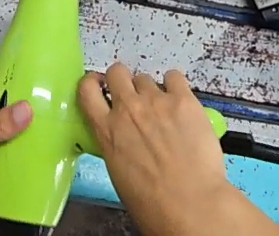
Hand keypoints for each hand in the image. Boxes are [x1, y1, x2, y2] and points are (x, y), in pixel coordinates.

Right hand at [77, 63, 237, 234]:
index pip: (87, 89)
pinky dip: (175, 86)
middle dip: (124, 81)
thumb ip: (116, 144)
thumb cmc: (155, 205)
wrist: (191, 206)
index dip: (93, 82)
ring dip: (151, 90)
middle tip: (134, 96)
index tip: (100, 85)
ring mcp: (155, 101)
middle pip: (117, 72)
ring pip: (146, 78)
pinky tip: (181, 102)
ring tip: (164, 111)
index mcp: (107, 131)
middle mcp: (128, 110)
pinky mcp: (182, 99)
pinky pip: (174, 77)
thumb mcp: (119, 174)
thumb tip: (123, 137)